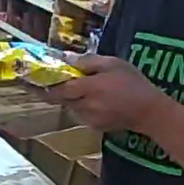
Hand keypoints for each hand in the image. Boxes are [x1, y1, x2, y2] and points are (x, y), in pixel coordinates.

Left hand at [47, 55, 169, 132]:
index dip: (46, 87)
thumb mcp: (113, 64)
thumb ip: (88, 61)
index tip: (34, 83)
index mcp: (89, 88)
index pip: (59, 90)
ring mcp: (89, 119)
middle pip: (63, 100)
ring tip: (91, 91)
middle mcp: (85, 106)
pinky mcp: (95, 127)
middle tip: (64, 83)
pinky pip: (83, 116)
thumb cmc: (133, 82)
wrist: (149, 111)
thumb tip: (65, 58)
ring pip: (72, 108)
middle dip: (61, 92)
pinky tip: (101, 102)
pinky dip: (85, 108)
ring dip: (75, 100)